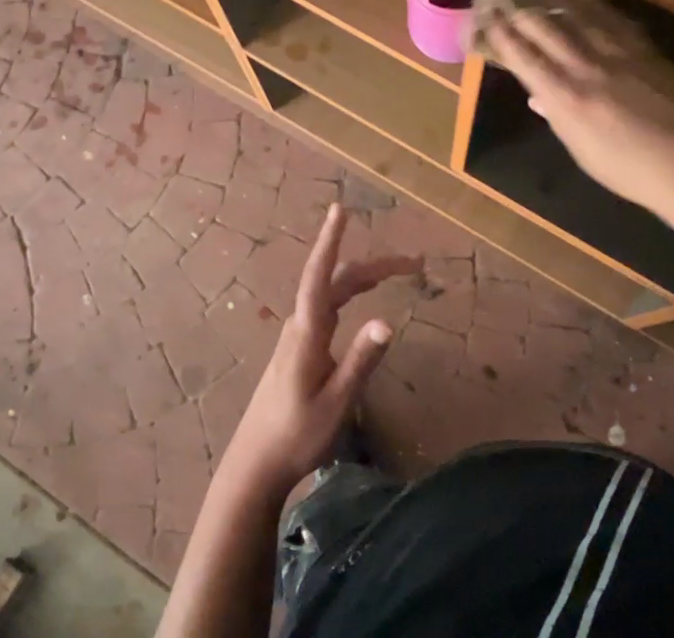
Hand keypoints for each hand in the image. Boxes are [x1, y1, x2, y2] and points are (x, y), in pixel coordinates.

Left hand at [219, 204, 419, 490]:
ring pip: (333, 292)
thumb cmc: (297, 437)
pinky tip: (367, 297)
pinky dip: (353, 292)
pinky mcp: (300, 348)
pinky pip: (328, 305)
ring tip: (403, 272)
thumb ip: (361, 361)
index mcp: (306, 335)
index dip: (330, 242)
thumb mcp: (336, 403)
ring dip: (366, 277)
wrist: (256, 464)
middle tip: (417, 264)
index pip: (320, 278)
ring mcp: (297, 336)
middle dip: (376, 265)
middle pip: (337, 281)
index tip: (340, 209)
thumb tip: (387, 320)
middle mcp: (299, 327)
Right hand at [485, 0, 673, 237]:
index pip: (524, 58)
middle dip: (522, 8)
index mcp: (565, 98)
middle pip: (547, 28)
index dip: (503, 36)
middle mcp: (586, 68)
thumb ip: (560, 119)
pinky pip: (615, 21)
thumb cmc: (631, 172)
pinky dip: (596, 6)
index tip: (488, 18)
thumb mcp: (584, 153)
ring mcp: (619, 55)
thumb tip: (538, 98)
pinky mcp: (647, 52)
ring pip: (580, 16)